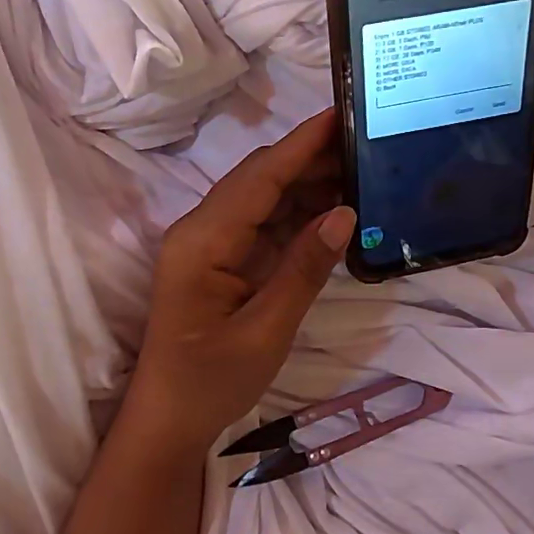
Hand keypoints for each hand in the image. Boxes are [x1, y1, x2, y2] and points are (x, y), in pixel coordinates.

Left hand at [125, 109, 354, 452]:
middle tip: (365, 146)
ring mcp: (207, 246)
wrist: (168, 419)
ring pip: (260, 201)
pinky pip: (259, 227)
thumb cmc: (210, 382)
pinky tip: (330, 211)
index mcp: (203, 241)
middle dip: (309, 160)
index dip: (300, 144)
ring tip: (359, 173)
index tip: (340, 114)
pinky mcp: (218, 263)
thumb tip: (344, 214)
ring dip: (305, 186)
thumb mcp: (265, 330)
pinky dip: (295, 217)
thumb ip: (303, 269)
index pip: (258, 178)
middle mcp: (200, 232)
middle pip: (258, 181)